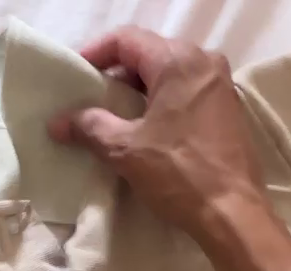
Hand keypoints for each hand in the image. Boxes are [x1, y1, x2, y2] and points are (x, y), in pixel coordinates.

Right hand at [48, 28, 274, 259]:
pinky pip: (186, 93)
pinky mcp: (227, 109)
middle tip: (92, 100)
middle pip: (149, 54)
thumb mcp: (126, 150)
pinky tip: (147, 131)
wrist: (232, 212)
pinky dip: (162, 104)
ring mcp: (220, 84)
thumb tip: (58, 122)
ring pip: (169, 74)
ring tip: (116, 119)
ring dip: (139, 92)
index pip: (127, 39)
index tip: (75, 74)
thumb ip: (90, 128)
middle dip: (117, 75)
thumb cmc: (179, 174)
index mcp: (178, 60)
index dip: (95, 52)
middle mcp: (204, 60)